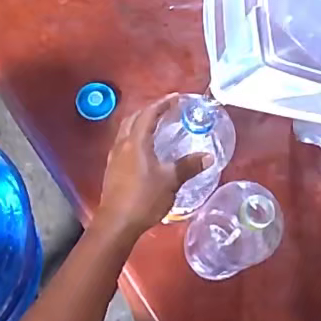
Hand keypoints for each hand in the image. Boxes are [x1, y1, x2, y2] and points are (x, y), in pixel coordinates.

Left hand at [93, 94, 210, 243]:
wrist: (117, 222)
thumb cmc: (144, 198)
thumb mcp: (170, 181)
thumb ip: (188, 166)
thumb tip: (208, 156)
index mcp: (136, 142)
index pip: (148, 114)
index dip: (162, 104)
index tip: (176, 98)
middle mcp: (122, 143)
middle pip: (134, 118)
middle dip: (149, 110)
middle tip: (166, 109)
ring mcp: (114, 155)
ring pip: (126, 129)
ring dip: (140, 122)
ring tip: (156, 124)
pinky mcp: (112, 167)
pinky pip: (123, 141)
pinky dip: (135, 135)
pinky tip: (144, 147)